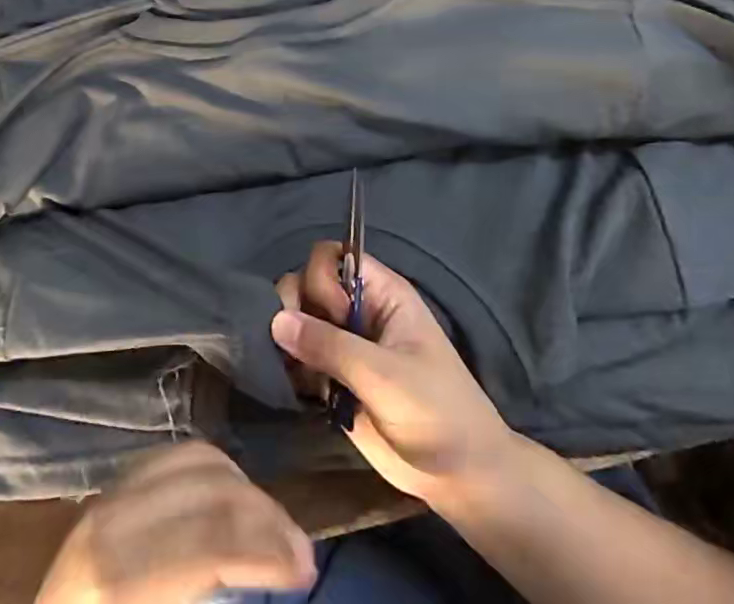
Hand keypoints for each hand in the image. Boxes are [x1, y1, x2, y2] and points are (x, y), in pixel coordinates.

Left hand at [34, 442, 314, 603]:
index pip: (211, 541)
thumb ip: (207, 586)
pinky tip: (235, 502)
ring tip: (273, 529)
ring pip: (197, 459)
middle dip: (267, 517)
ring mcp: (106, 497)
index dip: (268, 550)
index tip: (305, 571)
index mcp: (114, 574)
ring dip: (247, 490)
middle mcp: (109, 520)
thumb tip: (270, 563)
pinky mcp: (110, 490)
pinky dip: (216, 472)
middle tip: (301, 554)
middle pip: (210, 488)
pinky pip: (174, 459)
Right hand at [272, 241, 513, 505]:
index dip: (322, 279)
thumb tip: (275, 320)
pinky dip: (288, 368)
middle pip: (308, 286)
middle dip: (295, 310)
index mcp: (383, 295)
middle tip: (304, 350)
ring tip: (296, 373)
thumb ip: (330, 346)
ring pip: (298, 321)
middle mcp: (359, 312)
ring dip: (287, 342)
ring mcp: (345, 346)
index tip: (331, 315)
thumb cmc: (435, 412)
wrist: (458, 474)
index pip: (334, 257)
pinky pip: (298, 358)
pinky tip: (293, 387)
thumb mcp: (385, 375)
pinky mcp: (333, 379)